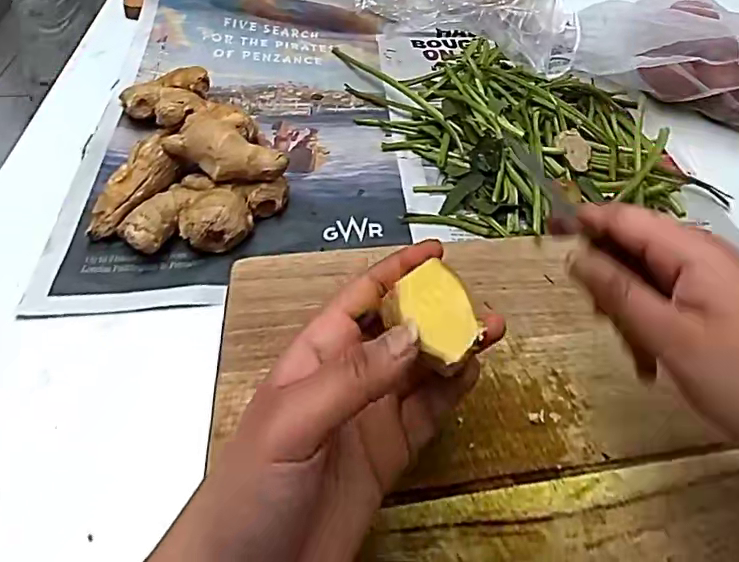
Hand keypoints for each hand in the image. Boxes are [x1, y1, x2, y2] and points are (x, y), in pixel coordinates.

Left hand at [150, 241, 505, 561]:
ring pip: (418, 370)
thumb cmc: (249, 484)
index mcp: (316, 353)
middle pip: (398, 330)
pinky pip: (425, 414)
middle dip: (436, 311)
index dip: (396, 271)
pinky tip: (471, 375)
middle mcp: (345, 376)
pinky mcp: (386, 456)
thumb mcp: (295, 419)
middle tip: (478, 304)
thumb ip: (353, 377)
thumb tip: (413, 332)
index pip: (361, 297)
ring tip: (488, 333)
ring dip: (452, 349)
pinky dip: (451, 393)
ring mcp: (367, 416)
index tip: (435, 254)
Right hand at [567, 203, 738, 482]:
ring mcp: (712, 281)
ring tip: (634, 351)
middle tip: (598, 316)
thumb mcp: (668, 335)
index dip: (578, 220)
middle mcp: (700, 254)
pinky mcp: (719, 306)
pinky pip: (666, 297)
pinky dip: (649, 321)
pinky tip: (653, 359)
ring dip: (626, 306)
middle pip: (629, 245)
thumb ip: (615, 288)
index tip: (545, 235)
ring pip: (644, 275)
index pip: (618, 216)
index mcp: (689, 249)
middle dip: (605, 276)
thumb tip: (574, 255)